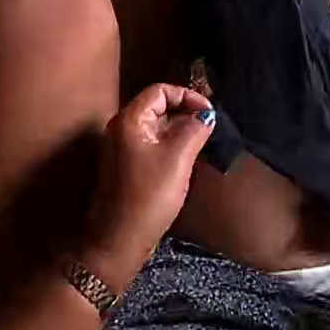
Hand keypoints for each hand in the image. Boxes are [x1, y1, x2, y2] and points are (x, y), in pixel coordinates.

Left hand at [85, 83, 215, 286]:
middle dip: (185, 110)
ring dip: (180, 127)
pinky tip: (189, 155)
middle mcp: (121, 128)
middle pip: (157, 105)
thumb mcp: (178, 159)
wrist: (119, 239)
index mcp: (129, 120)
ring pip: (156, 125)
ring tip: (204, 139)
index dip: (187, 95)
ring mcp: (122, 147)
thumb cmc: (149, 196)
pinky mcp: (128, 165)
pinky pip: (152, 142)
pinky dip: (172, 142)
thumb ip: (194, 129)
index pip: (160, 90)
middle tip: (211, 124)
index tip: (209, 111)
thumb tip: (207, 114)